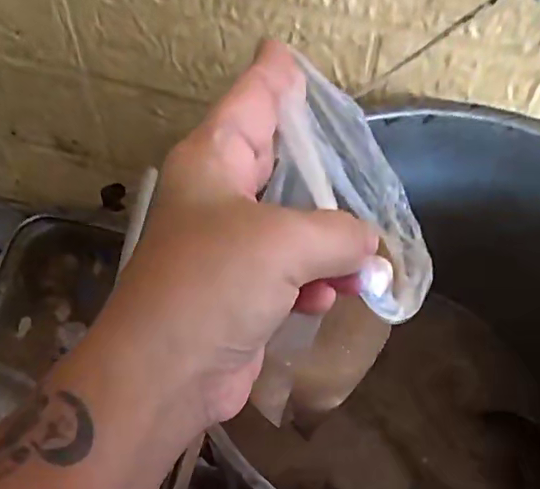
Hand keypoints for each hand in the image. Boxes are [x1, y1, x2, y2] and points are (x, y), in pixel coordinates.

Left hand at [94, 40, 380, 425]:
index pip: (253, 99)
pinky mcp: (241, 301)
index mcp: (214, 160)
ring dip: (330, 247)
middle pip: (281, 168)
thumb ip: (338, 234)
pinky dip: (315, 285)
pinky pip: (290, 279)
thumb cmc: (212, 289)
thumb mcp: (283, 244)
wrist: (169, 374)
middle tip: (363, 173)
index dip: (280, 78)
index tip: (298, 61)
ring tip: (365, 264)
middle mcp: (219, 201)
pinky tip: (335, 297)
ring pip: (293, 232)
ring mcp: (229, 254)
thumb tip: (370, 249)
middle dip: (324, 174)